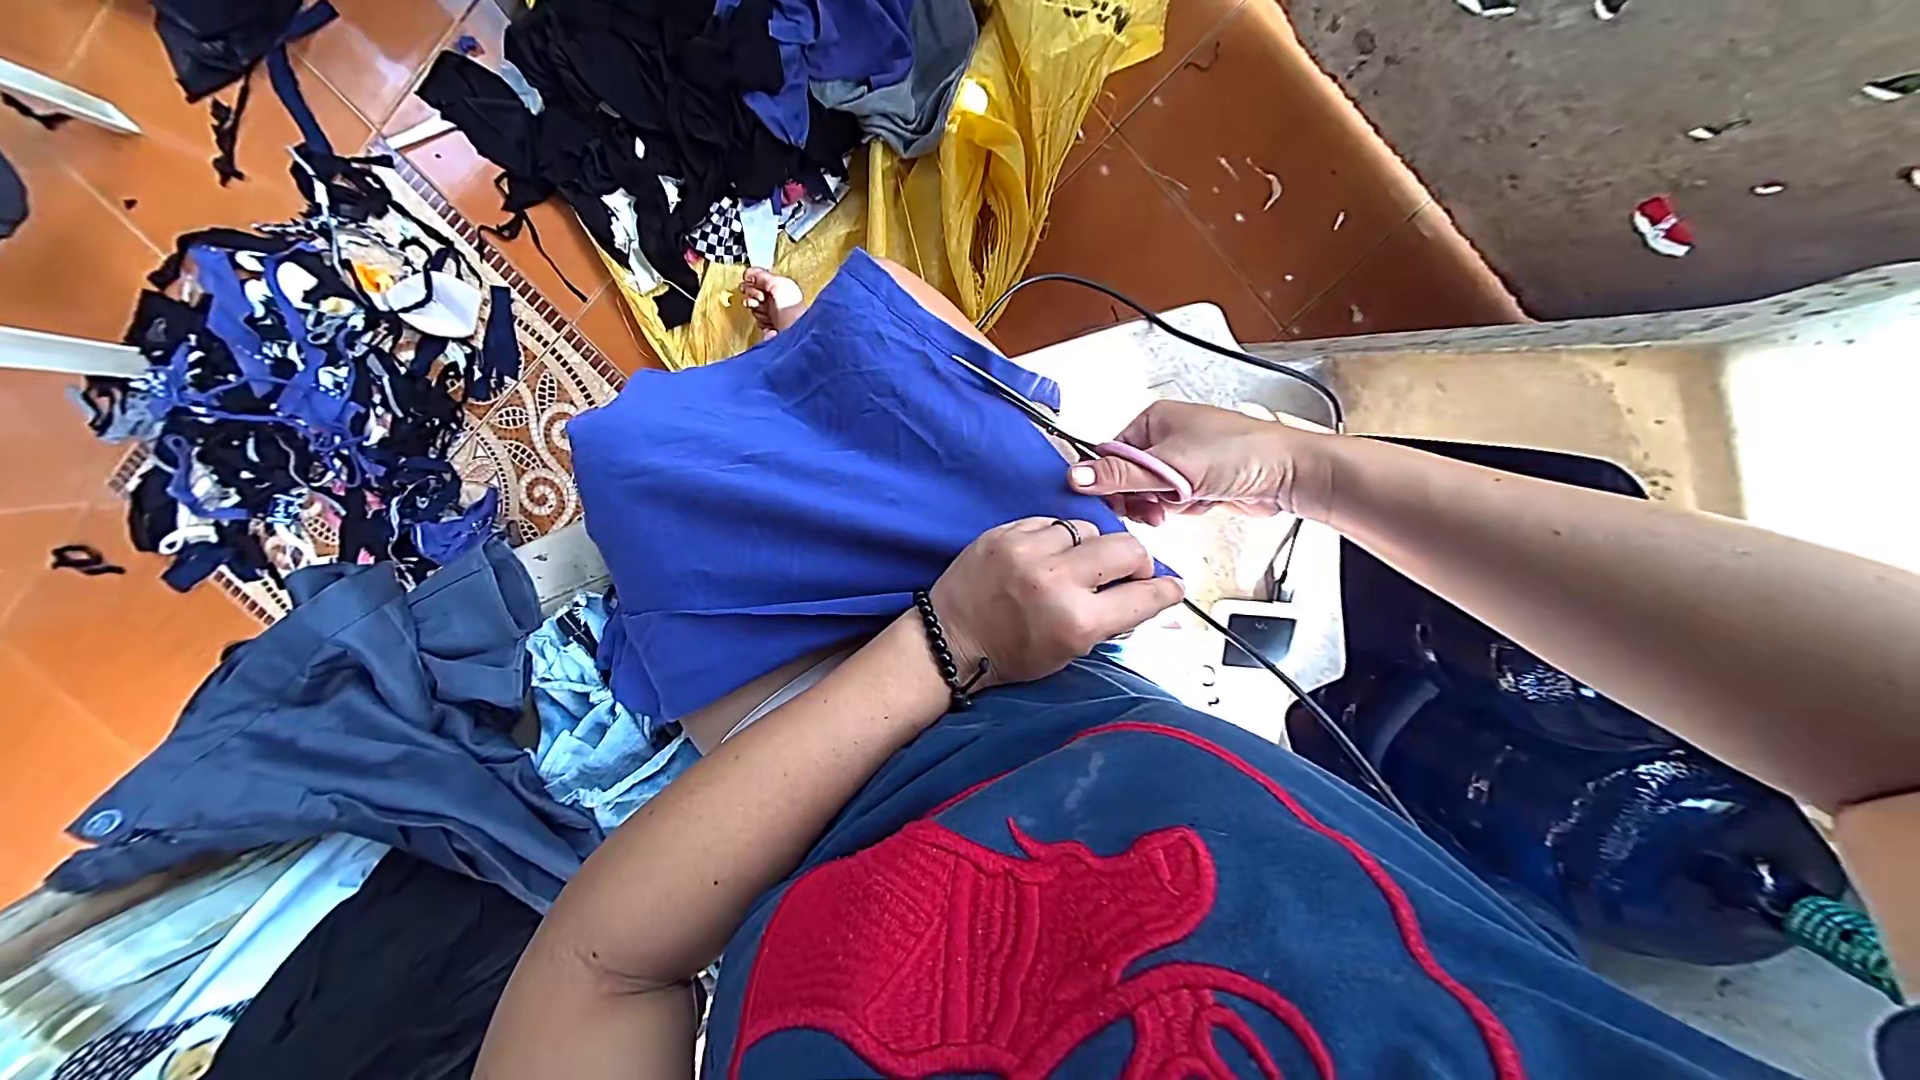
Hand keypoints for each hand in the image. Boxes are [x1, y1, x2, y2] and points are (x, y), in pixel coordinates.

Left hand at [928, 517, 1184, 688]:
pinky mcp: (1004, 533)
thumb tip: (1150, 595)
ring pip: (1087, 528)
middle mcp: (1056, 581)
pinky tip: (1044, 555)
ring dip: (1090, 546)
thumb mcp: (1069, 651)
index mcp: (1076, 622)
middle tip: (1128, 570)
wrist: (949, 638)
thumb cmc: (1010, 654)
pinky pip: (1050, 522)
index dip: (1165, 590)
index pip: (1144, 596)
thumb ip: (1111, 620)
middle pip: (1127, 548)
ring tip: (1074, 564)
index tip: (1170, 586)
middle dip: (1137, 561)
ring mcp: (1027, 551)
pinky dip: (1055, 537)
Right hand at [1067, 400, 1333, 524]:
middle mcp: (1165, 436)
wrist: (1291, 473)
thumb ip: (1121, 475)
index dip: (1112, 483)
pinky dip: (1183, 508)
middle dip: (1143, 497)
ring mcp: (1183, 459)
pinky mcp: (1198, 480)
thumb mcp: (1171, 467)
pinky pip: (1173, 501)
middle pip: (1129, 478)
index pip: (1111, 456)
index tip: (1119, 501)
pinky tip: (1201, 502)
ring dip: (1164, 505)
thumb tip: (1076, 475)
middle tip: (1157, 506)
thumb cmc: (1242, 453)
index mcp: (1153, 419)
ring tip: (1185, 502)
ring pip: (1150, 493)